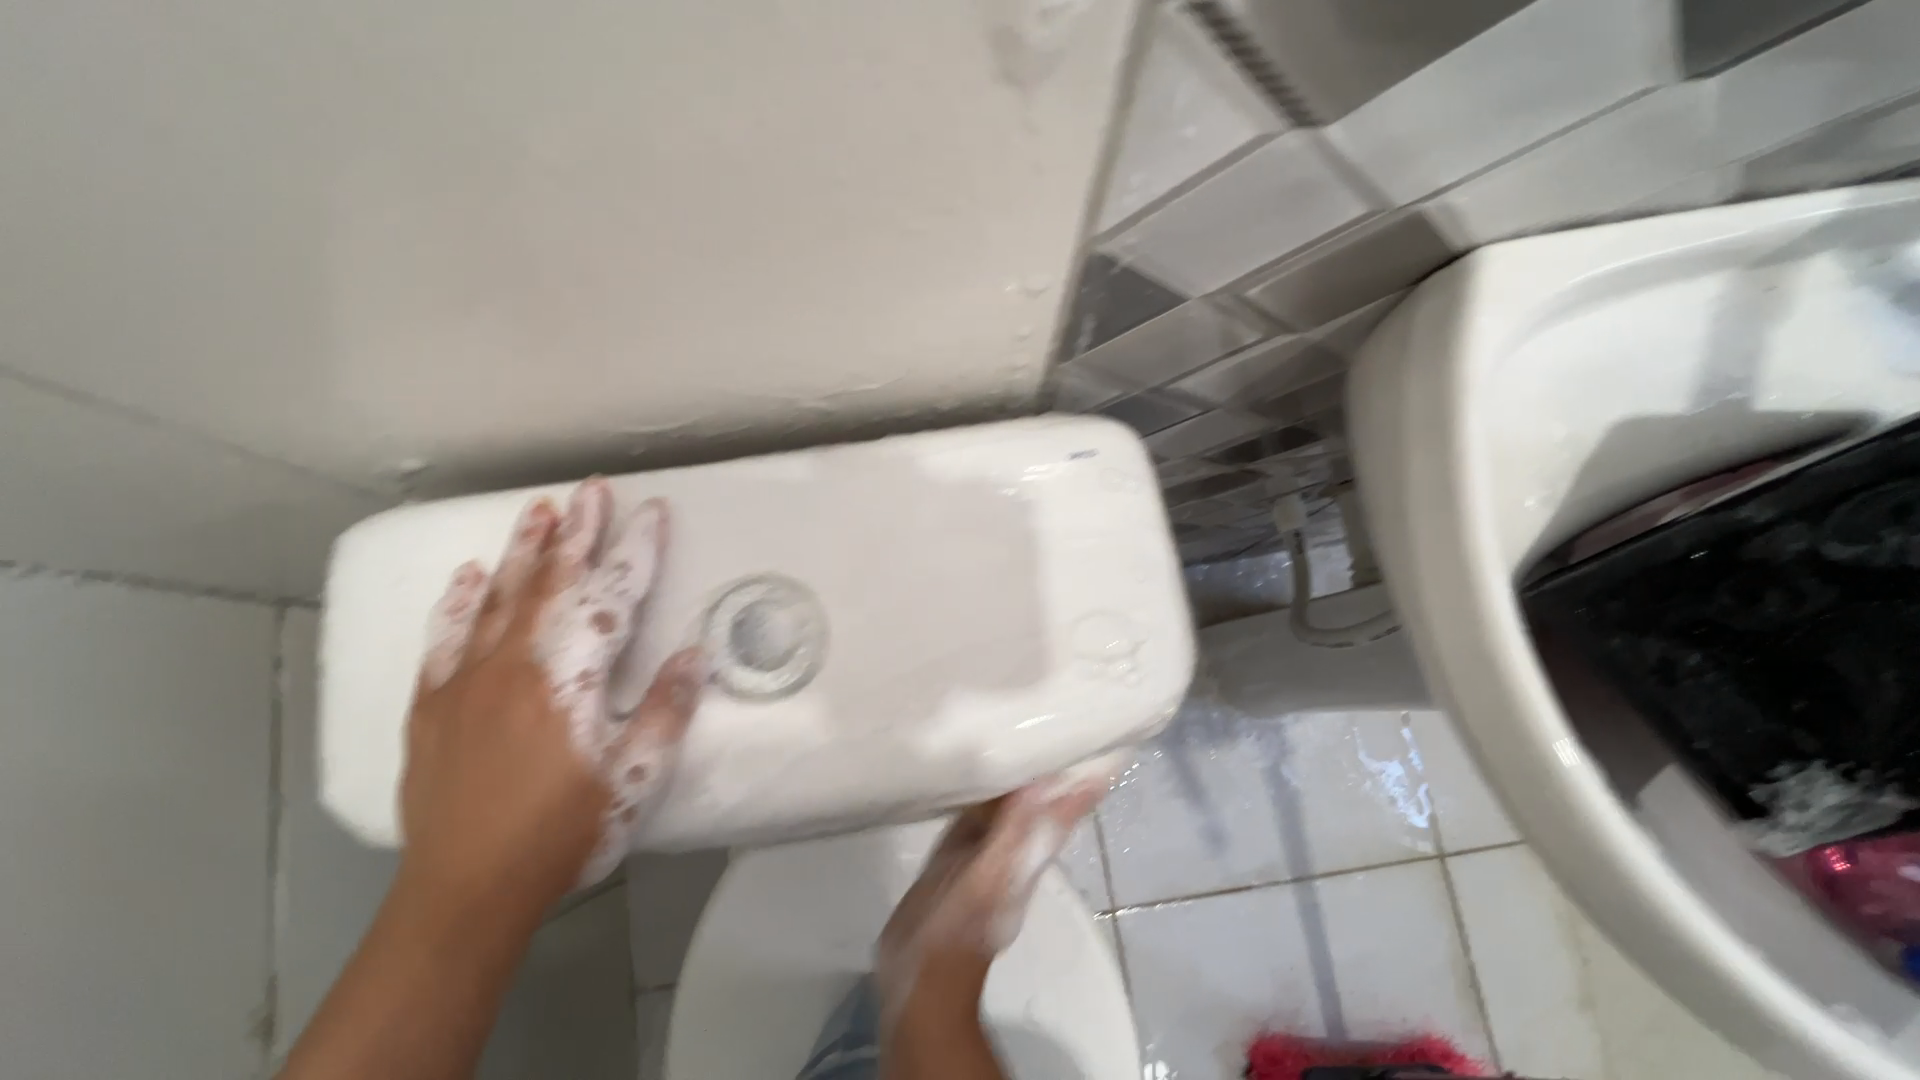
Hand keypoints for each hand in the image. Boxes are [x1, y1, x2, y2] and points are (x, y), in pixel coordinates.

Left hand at [399, 477, 706, 914]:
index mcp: (569, 680)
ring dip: (523, 550)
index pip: (610, 597)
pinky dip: (459, 601)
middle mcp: (515, 665)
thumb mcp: (633, 780)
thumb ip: (664, 712)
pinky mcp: (431, 705)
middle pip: (551, 582)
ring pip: (498, 598)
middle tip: (590, 490)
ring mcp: (465, 681)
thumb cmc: (563, 835)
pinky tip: (470, 575)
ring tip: (537, 509)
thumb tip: (694, 654)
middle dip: (576, 532)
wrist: (464, 891)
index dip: (635, 551)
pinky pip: (444, 637)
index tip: (652, 513)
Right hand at [875, 755, 1123, 1023]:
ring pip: (1012, 801)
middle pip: (1043, 798)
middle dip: (1055, 764)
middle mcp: (1015, 845)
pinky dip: (983, 786)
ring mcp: (987, 850)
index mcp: (1029, 850)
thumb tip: (1046, 780)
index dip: (1087, 775)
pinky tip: (974, 763)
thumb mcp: (986, 879)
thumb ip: (1011, 832)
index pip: (1069, 804)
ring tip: (1021, 730)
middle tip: (1057, 722)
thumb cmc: (956, 931)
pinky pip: (979, 811)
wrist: (920, 978)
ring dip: (1021, 769)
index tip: (1101, 739)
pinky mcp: (957, 854)